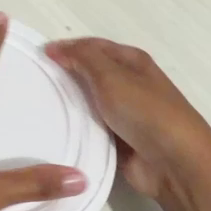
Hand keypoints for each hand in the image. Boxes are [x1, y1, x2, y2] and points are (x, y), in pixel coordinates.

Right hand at [45, 37, 210, 202]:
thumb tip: (56, 49)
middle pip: (90, 74)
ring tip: (39, 106)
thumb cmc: (145, 111)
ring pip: (88, 102)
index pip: (93, 47)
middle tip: (36, 81)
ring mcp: (125, 113)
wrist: (175, 164)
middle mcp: (130, 84)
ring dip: (69, 104)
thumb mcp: (111, 76)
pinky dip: (76, 128)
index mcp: (133, 62)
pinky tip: (56, 129)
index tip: (40, 56)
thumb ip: (82, 58)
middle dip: (66, 76)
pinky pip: (91, 128)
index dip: (67, 48)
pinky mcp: (119, 139)